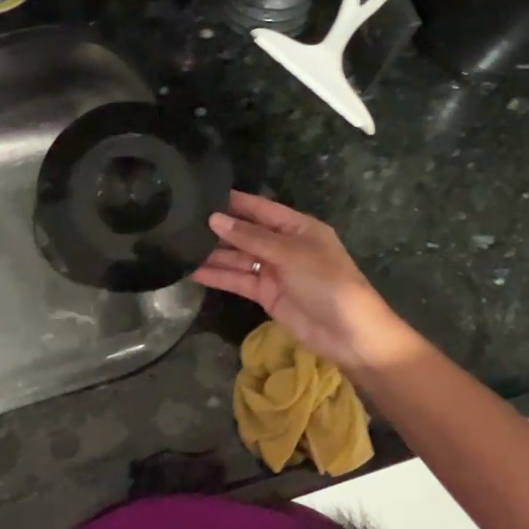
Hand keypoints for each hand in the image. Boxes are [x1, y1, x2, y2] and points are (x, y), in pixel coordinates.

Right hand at [192, 191, 419, 374]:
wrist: (349, 333)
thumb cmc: (327, 283)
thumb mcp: (290, 254)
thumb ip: (251, 237)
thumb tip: (215, 219)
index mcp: (298, 227)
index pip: (260, 208)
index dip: (234, 202)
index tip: (201, 195)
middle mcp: (284, 245)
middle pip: (247, 233)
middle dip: (219, 229)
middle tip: (181, 222)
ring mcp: (275, 271)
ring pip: (239, 258)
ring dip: (214, 254)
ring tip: (179, 245)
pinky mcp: (267, 295)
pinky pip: (239, 280)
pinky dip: (219, 276)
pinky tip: (194, 270)